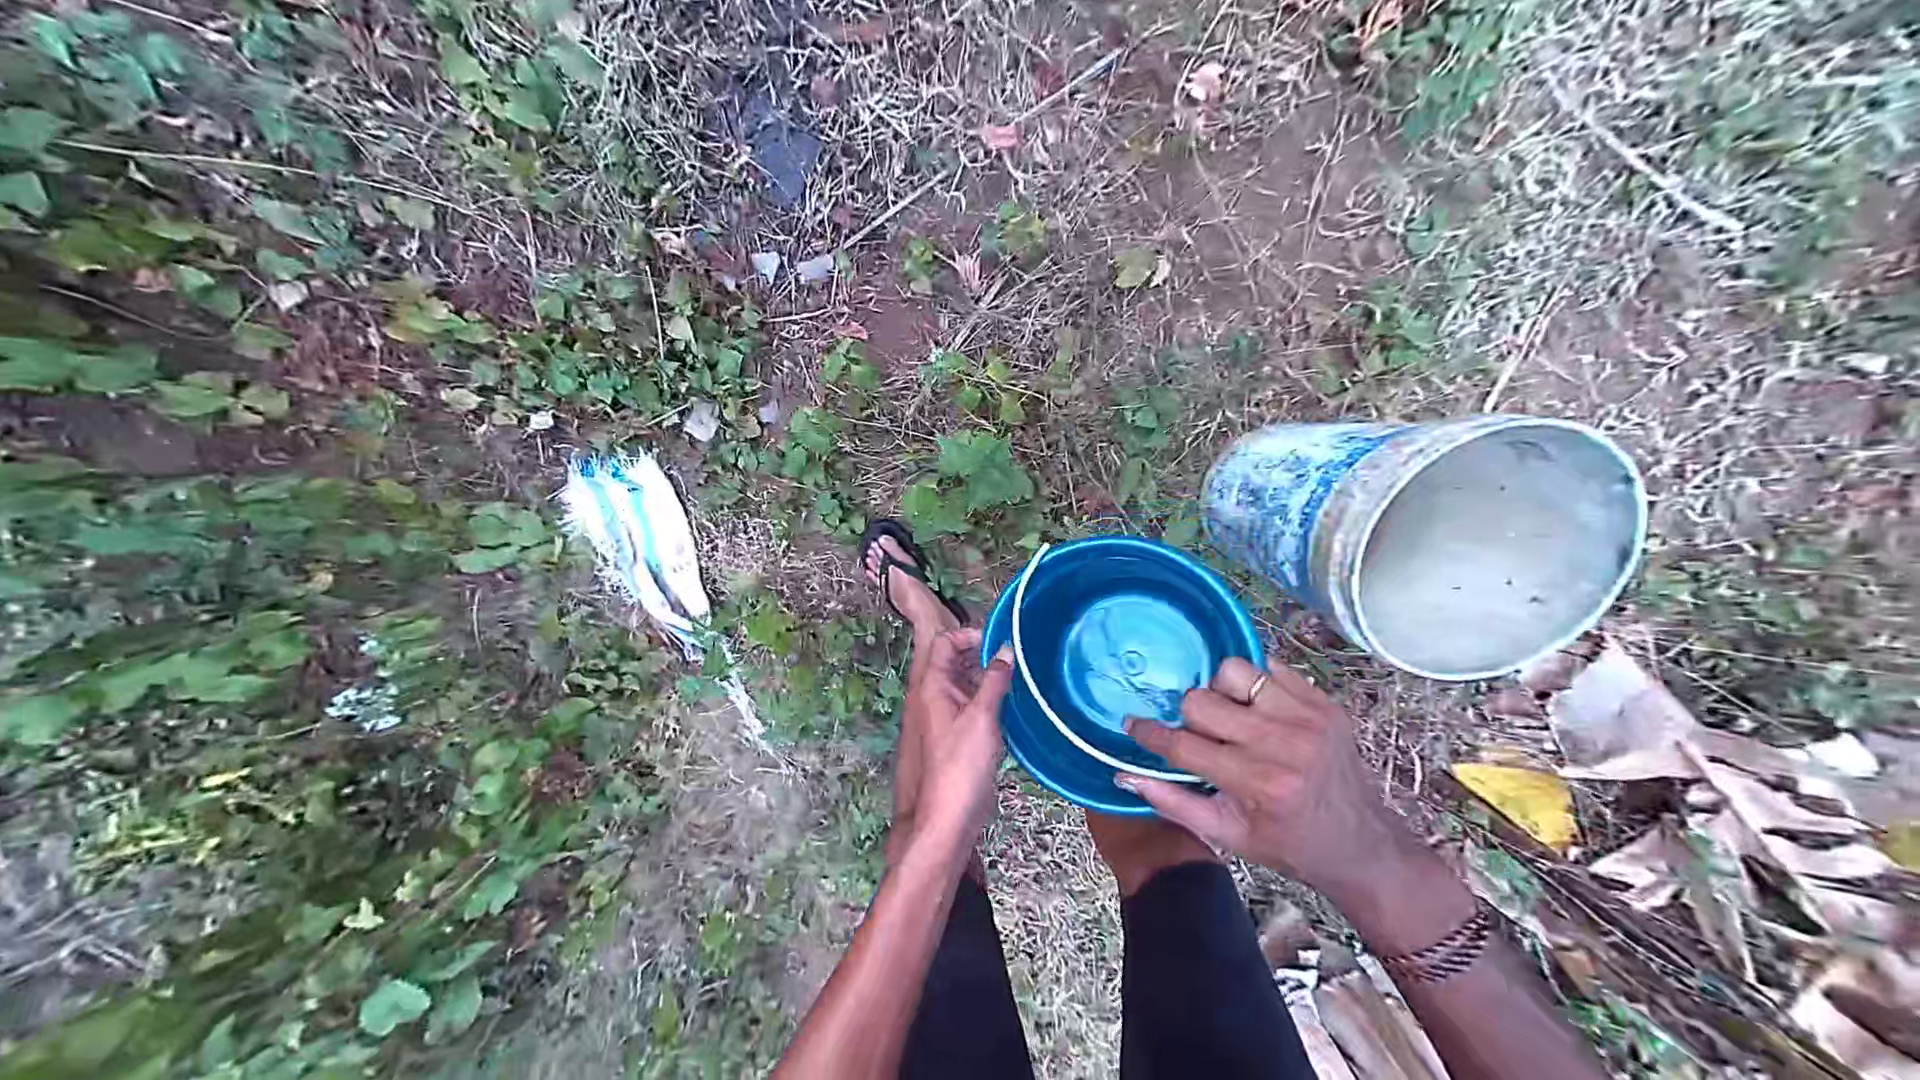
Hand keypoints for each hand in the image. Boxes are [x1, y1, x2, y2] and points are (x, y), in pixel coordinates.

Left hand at [900, 628, 1014, 848]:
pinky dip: (982, 698)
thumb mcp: (982, 717)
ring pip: (959, 683)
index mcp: (930, 686)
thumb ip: (995, 680)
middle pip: (950, 660)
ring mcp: (937, 717)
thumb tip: (1007, 650)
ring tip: (1014, 680)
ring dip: (983, 676)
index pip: (944, 642)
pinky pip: (964, 705)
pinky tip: (1005, 706)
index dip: (969, 635)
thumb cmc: (961, 767)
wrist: (945, 819)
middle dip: (979, 654)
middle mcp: (929, 697)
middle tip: (1011, 658)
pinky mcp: (948, 736)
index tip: (999, 642)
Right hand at [1118, 658, 1419, 907]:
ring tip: (1230, 716)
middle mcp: (1282, 743)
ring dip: (1220, 691)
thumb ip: (1172, 803)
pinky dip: (1253, 683)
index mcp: (1257, 783)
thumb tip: (1124, 776)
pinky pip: (1268, 667)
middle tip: (1201, 735)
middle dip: (1190, 717)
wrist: (1364, 845)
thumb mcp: (1228, 836)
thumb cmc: (1290, 844)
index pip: (1183, 745)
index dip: (1151, 733)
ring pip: (1232, 671)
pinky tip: (1255, 707)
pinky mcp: (1322, 702)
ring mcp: (1307, 717)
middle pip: (1201, 701)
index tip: (1134, 725)